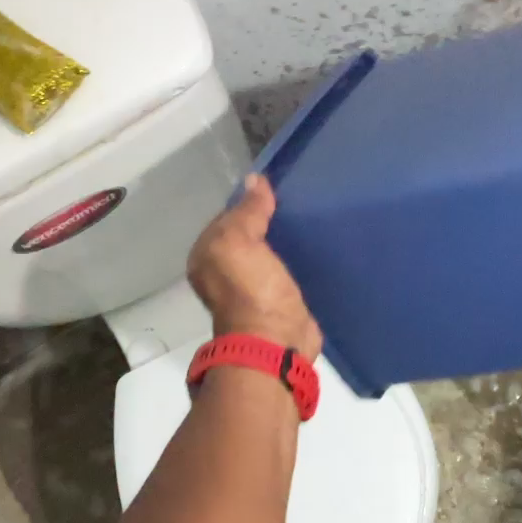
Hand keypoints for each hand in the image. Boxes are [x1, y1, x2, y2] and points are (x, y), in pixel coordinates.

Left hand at [187, 174, 322, 360]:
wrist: (277, 343)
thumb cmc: (252, 291)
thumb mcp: (239, 242)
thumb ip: (247, 211)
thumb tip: (255, 180)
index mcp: (208, 256)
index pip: (228, 217)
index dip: (250, 203)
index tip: (277, 192)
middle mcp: (226, 272)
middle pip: (250, 236)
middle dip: (270, 222)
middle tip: (298, 205)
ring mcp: (254, 288)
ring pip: (270, 254)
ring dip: (286, 242)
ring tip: (309, 223)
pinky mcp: (281, 301)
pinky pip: (288, 271)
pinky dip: (299, 261)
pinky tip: (313, 251)